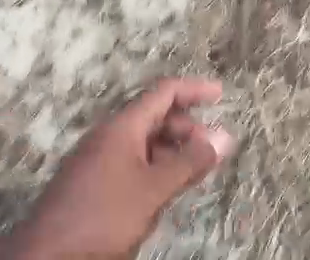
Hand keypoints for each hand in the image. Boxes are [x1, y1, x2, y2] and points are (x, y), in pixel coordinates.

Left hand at [0, 77, 235, 259]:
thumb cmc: (102, 218)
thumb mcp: (154, 190)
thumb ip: (190, 162)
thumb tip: (224, 137)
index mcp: (122, 127)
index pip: (164, 92)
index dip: (194, 90)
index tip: (221, 96)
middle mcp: (106, 137)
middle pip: (154, 117)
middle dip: (186, 128)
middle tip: (210, 149)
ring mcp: (93, 163)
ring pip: (141, 144)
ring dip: (170, 152)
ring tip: (191, 174)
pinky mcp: (85, 188)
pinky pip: (127, 164)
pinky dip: (152, 169)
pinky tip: (160, 194)